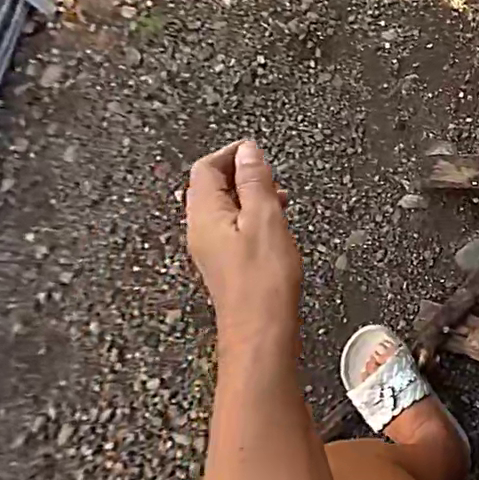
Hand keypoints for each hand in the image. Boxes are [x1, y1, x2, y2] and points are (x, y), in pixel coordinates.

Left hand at [186, 140, 302, 335]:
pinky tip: (273, 226)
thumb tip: (248, 152)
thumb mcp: (265, 219)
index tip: (254, 150)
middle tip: (267, 172)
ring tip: (276, 197)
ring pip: (223, 209)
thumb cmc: (263, 281)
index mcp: (204, 216)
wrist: (261, 329)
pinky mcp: (226, 264)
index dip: (229, 154)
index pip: (205, 169)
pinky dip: (251, 217)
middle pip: (210, 188)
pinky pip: (232, 228)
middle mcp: (201, 231)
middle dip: (239, 174)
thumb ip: (255, 181)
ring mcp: (212, 249)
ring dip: (247, 196)